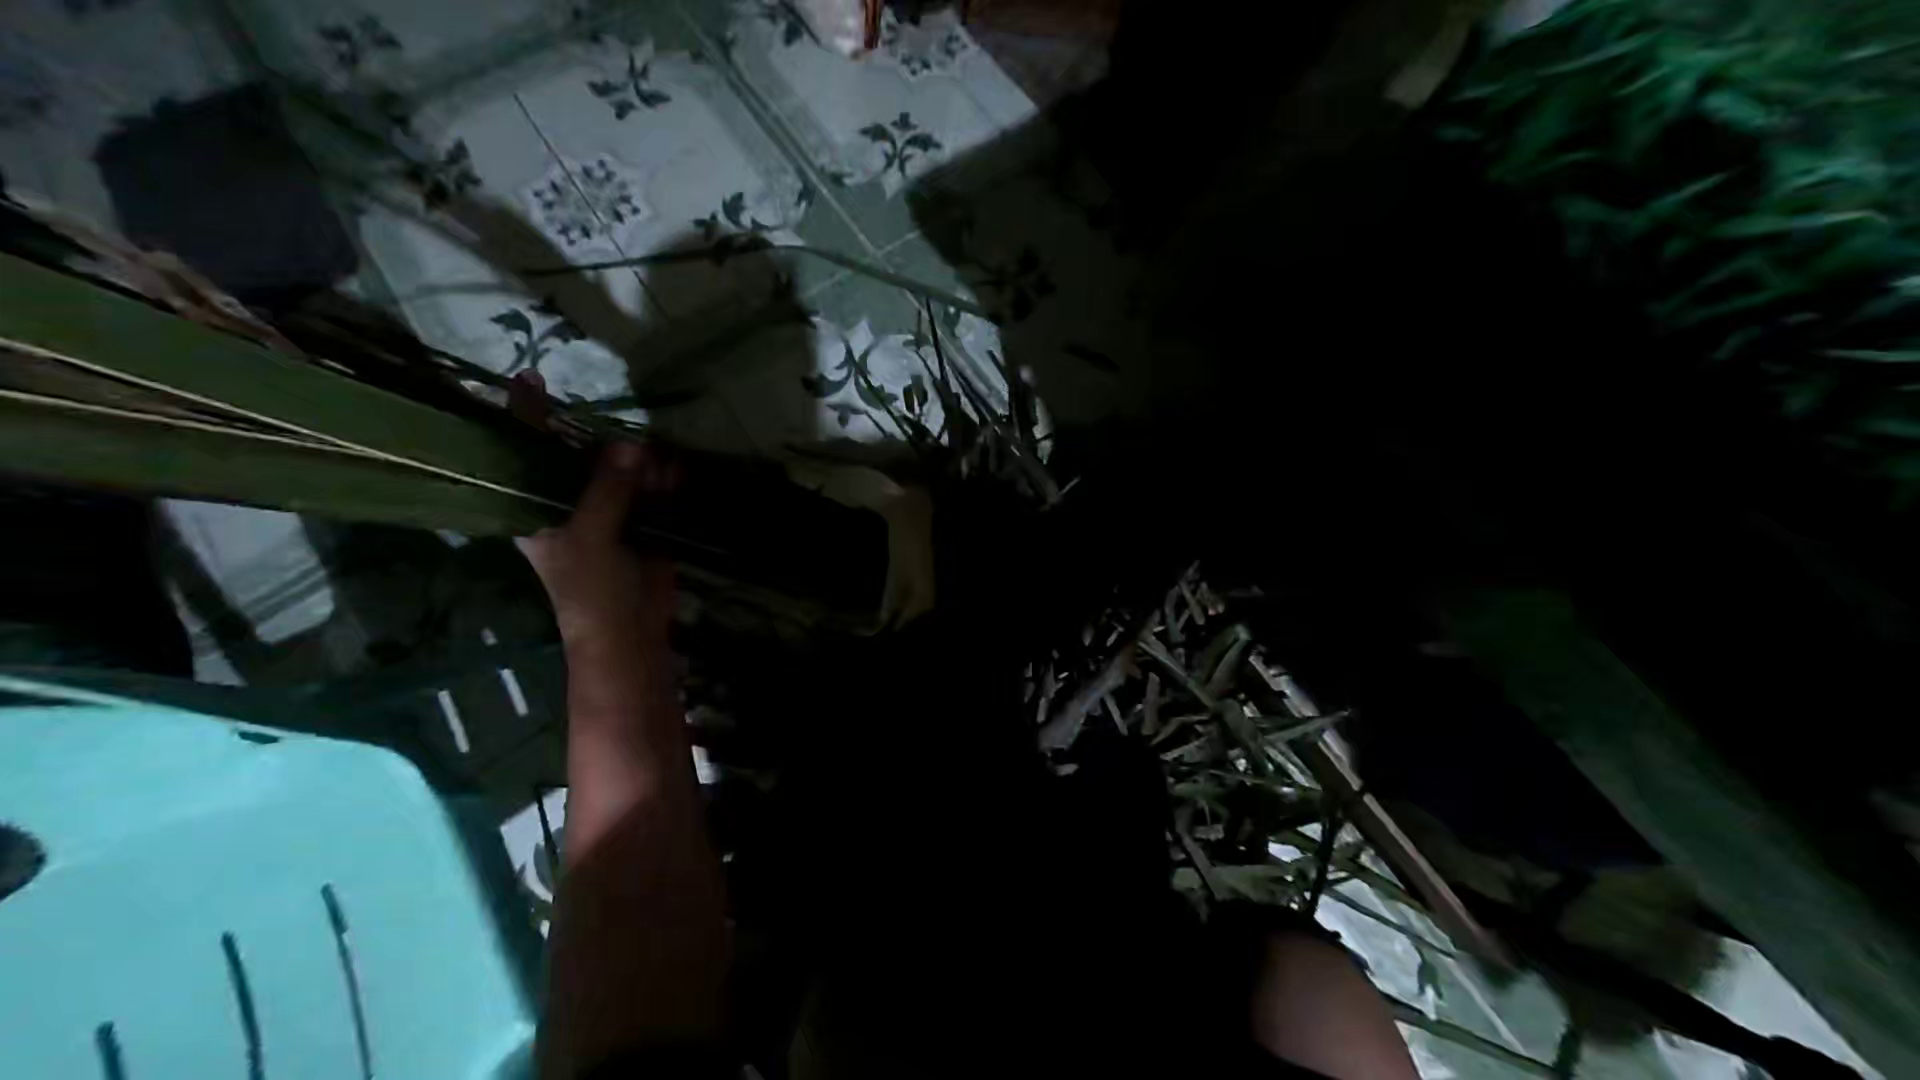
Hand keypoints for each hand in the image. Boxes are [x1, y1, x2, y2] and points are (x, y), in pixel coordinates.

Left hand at [515, 377, 676, 642]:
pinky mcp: (647, 521)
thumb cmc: (590, 590)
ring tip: (660, 467)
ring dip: (645, 463)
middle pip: (585, 456)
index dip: (527, 419)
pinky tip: (676, 475)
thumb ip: (607, 489)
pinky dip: (667, 480)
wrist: (630, 633)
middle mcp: (574, 502)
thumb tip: (630, 444)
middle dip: (608, 444)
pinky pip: (656, 489)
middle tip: (631, 444)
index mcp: (539, 507)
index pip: (527, 454)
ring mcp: (613, 511)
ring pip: (626, 470)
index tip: (531, 379)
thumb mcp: (590, 537)